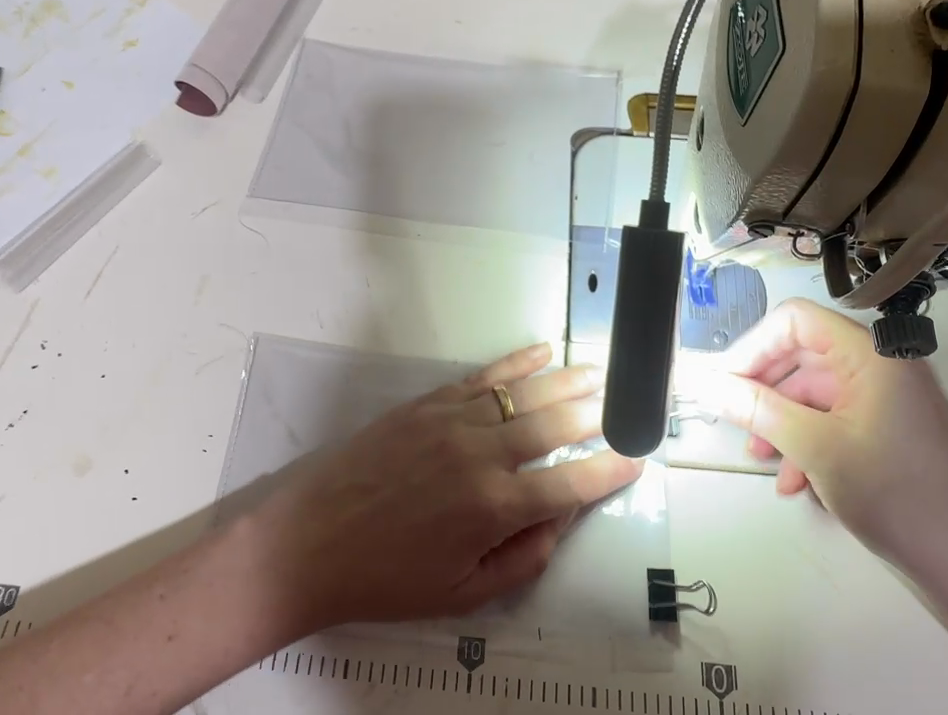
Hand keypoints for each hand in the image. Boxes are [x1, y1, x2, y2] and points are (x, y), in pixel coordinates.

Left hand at [241, 342, 642, 633]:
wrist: (309, 540)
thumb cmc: (387, 577)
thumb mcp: (462, 594)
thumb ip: (523, 558)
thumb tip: (562, 518)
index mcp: (495, 508)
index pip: (571, 482)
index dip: (610, 469)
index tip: (638, 457)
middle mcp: (483, 454)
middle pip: (556, 424)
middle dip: (598, 414)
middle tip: (628, 403)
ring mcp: (454, 421)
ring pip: (525, 393)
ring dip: (567, 381)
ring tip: (600, 371)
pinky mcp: (428, 402)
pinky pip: (483, 377)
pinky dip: (517, 363)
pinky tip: (541, 352)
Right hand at [680, 299, 947, 593]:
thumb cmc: (894, 495)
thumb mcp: (814, 448)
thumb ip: (755, 408)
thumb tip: (704, 382)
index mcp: (872, 353)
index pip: (795, 320)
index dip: (753, 347)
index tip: (724, 386)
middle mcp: (882, 366)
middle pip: (803, 355)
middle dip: (764, 389)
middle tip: (734, 422)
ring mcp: (890, 401)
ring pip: (815, 393)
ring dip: (782, 422)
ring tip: (761, 460)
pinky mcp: (893, 433)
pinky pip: (836, 420)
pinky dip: (809, 443)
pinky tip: (795, 482)